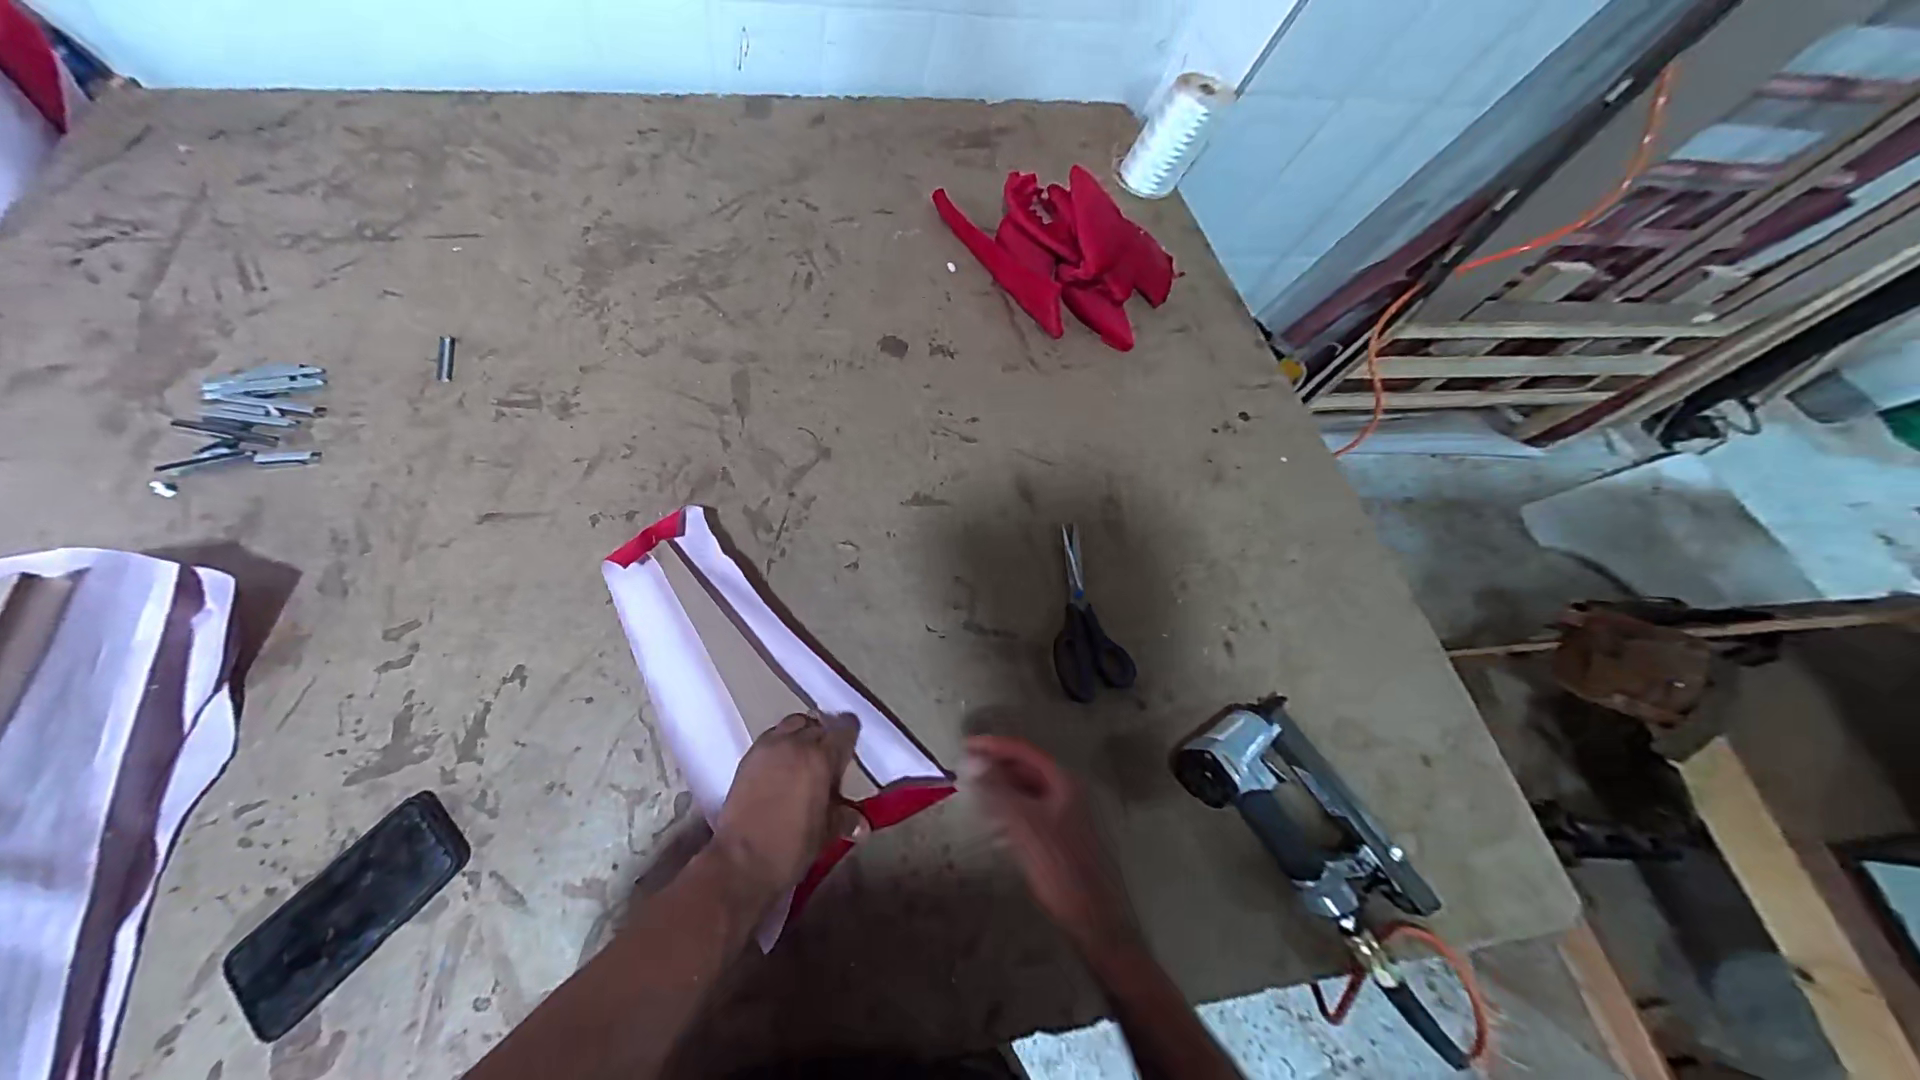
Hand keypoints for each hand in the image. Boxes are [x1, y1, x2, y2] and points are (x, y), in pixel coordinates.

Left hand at [712, 713, 863, 906]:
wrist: (741, 862)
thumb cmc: (792, 846)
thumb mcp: (827, 832)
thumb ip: (845, 818)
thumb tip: (860, 823)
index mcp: (822, 757)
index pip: (844, 729)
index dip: (850, 736)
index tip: (850, 748)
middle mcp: (796, 743)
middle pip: (818, 724)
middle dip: (826, 737)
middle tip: (828, 760)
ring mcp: (769, 747)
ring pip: (793, 724)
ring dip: (802, 734)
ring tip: (803, 758)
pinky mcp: (747, 757)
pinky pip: (771, 737)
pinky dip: (780, 744)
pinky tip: (781, 767)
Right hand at [967, 735, 1141, 958]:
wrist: (1091, 916)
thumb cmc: (1058, 866)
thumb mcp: (1023, 824)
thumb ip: (997, 789)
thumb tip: (973, 759)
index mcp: (1062, 781)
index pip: (1023, 751)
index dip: (993, 746)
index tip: (965, 745)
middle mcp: (1066, 790)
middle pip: (1026, 767)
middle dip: (995, 765)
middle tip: (965, 769)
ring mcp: (1064, 812)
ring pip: (1027, 789)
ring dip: (1001, 786)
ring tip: (974, 790)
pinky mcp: (1059, 834)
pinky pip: (1029, 809)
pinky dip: (1009, 807)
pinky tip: (994, 819)